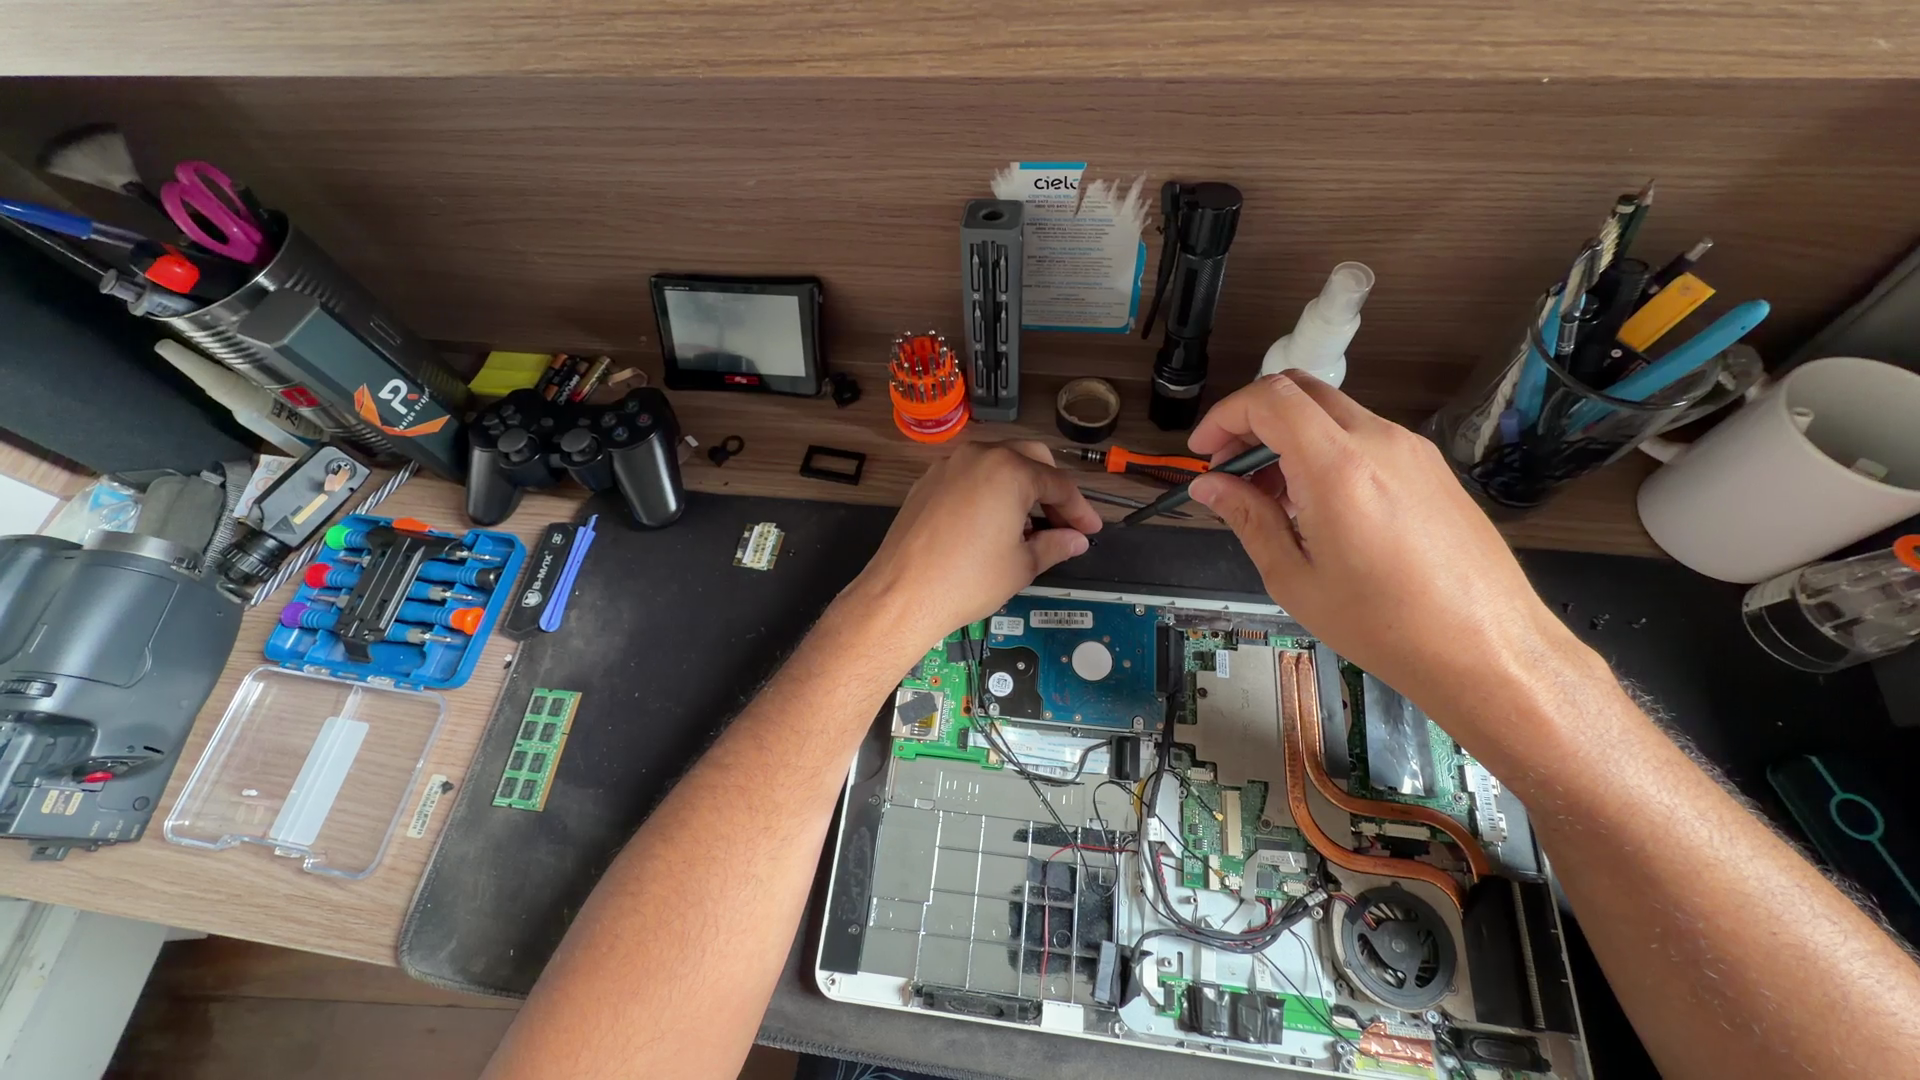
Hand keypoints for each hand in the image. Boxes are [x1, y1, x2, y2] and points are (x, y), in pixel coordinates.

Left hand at [842, 442, 1102, 645]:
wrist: (902, 594)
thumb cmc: (967, 581)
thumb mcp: (1021, 565)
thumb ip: (1055, 545)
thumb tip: (1075, 540)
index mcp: (1009, 471)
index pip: (1059, 484)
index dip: (1079, 510)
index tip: (1090, 530)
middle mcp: (978, 456)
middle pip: (1030, 459)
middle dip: (1051, 488)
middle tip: (1062, 523)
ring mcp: (948, 465)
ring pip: (997, 463)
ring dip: (1020, 487)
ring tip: (1028, 527)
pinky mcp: (927, 482)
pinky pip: (970, 476)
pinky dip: (989, 490)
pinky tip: (992, 523)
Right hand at [1186, 372, 1591, 724]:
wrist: (1487, 648)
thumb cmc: (1384, 625)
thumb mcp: (1295, 578)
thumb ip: (1248, 519)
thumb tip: (1209, 487)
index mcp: (1338, 467)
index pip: (1269, 399)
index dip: (1224, 417)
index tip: (1204, 453)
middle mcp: (1378, 441)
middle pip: (1299, 390)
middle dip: (1251, 419)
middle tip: (1230, 469)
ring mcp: (1411, 449)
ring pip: (1331, 412)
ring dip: (1288, 436)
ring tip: (1270, 497)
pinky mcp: (1430, 466)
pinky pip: (1363, 435)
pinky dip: (1324, 449)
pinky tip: (1316, 505)